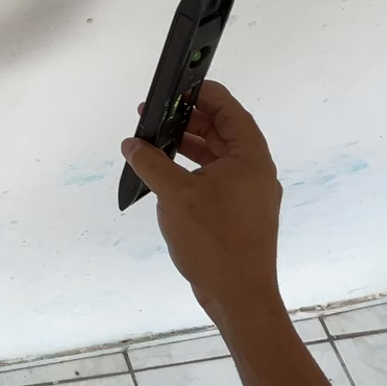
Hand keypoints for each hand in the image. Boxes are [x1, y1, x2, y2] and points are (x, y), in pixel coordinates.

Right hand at [122, 82, 284, 320]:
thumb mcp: (174, 194)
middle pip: (224, 130)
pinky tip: (164, 171)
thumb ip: (150, 162)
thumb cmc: (214, 240)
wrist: (240, 298)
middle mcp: (254, 173)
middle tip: (155, 113)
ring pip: (217, 154)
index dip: (205, 94)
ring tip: (153, 139)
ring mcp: (248, 194)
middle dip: (188, 118)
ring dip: (187, 142)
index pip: (231, 111)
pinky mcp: (237, 213)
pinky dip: (190, 166)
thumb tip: (132, 143)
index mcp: (250, 160)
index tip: (176, 87)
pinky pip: (214, 175)